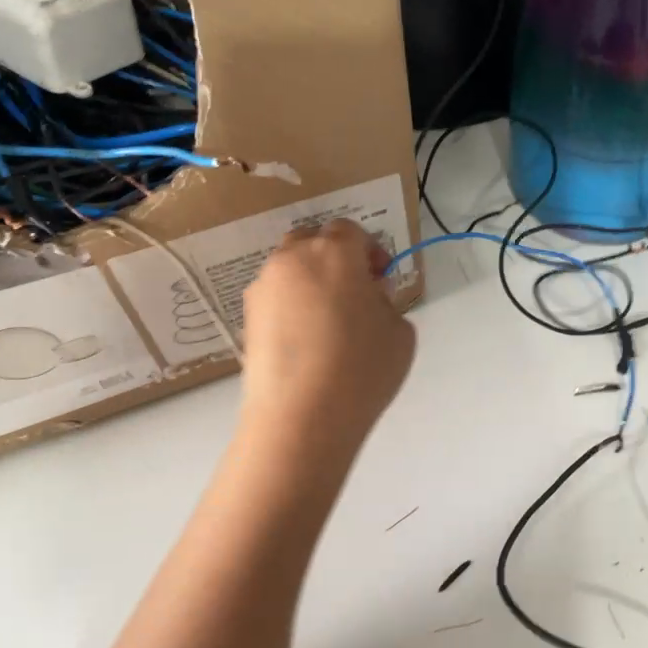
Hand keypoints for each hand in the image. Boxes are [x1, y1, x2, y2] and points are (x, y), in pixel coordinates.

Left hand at [240, 219, 415, 435]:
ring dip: (312, 285)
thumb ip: (387, 303)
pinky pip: (277, 301)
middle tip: (356, 295)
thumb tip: (368, 299)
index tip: (382, 278)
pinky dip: (293, 310)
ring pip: (291, 271)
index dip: (370, 250)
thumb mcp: (400, 332)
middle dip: (336, 260)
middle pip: (313, 242)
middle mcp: (292, 260)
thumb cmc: (362, 368)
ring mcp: (263, 289)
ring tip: (332, 326)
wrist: (302, 415)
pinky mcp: (248, 319)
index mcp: (334, 253)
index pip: (350, 231)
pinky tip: (311, 346)